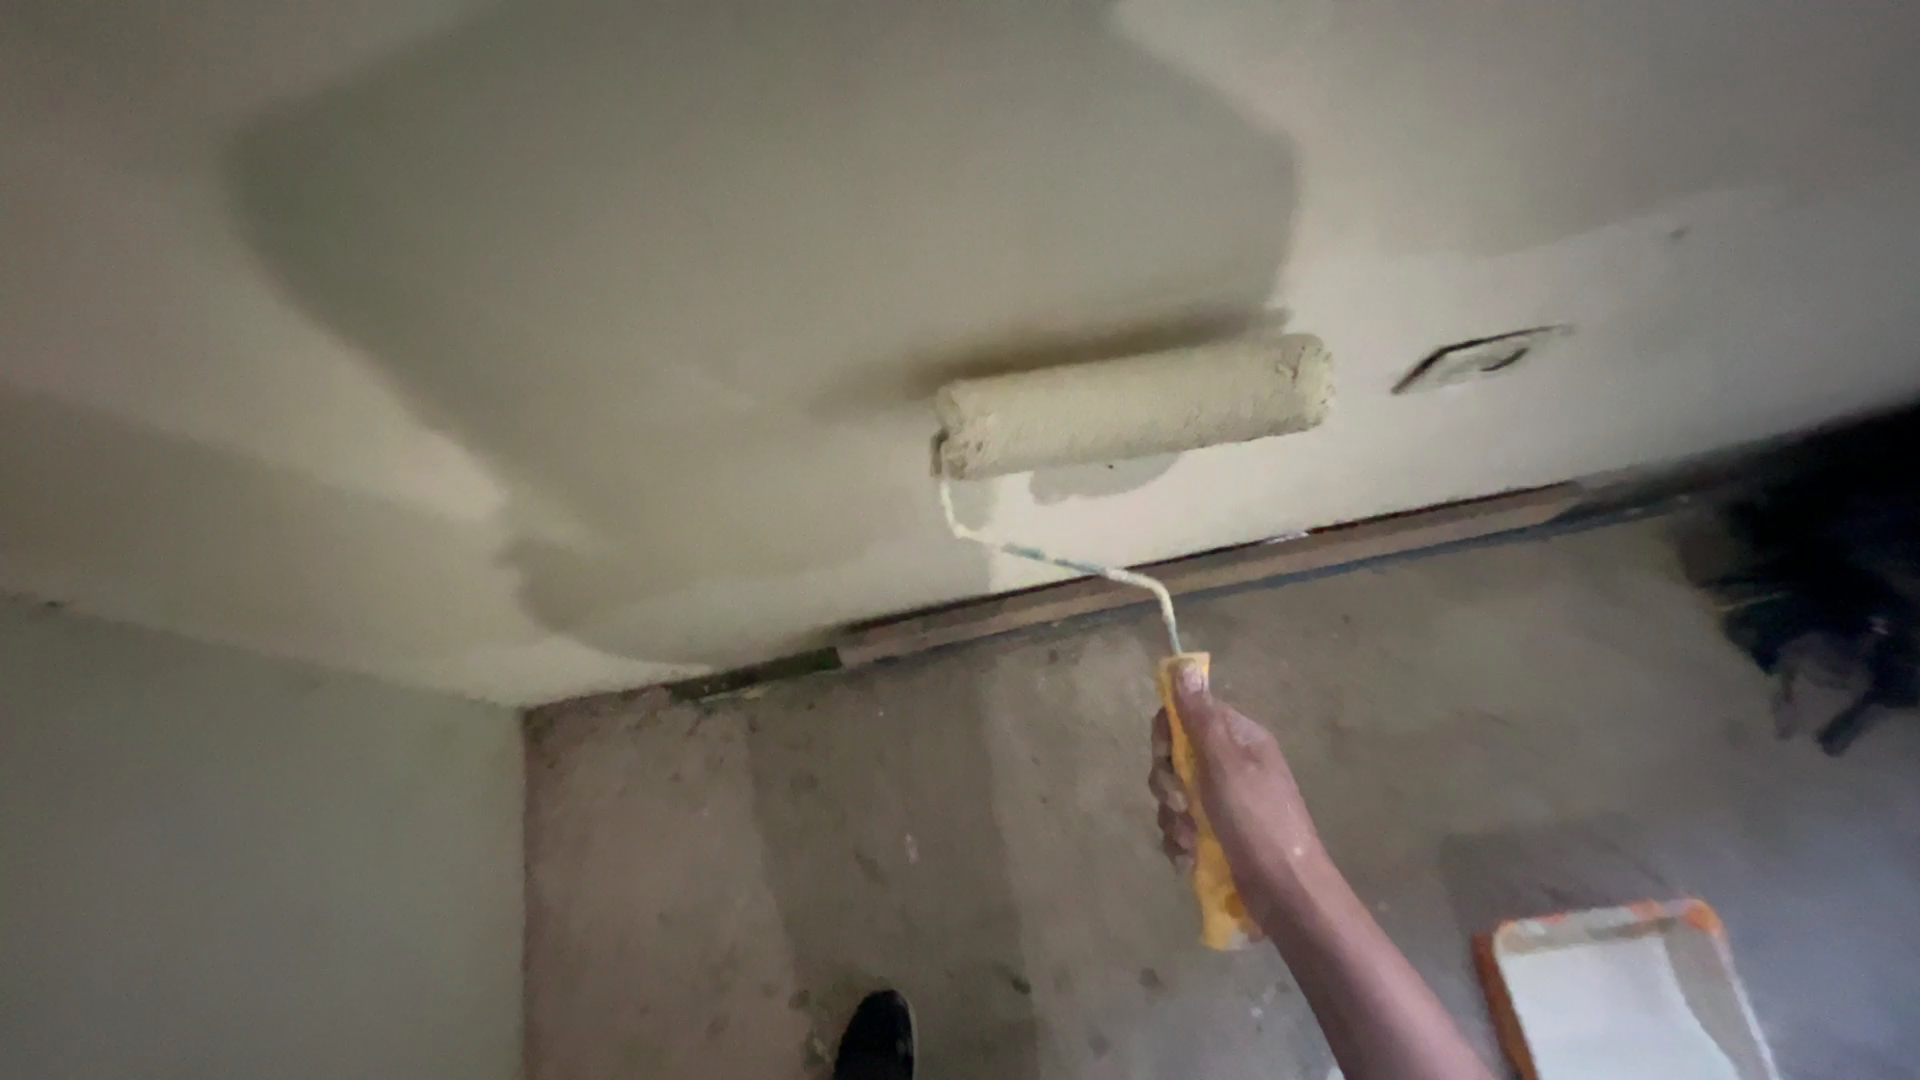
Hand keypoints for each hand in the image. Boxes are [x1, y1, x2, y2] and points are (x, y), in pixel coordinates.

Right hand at [1149, 659, 1325, 918]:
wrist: (1288, 895)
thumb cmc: (1260, 822)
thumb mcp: (1226, 764)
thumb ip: (1200, 717)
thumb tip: (1184, 665)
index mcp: (1238, 740)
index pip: (1185, 716)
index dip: (1167, 736)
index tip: (1167, 758)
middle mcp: (1229, 766)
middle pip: (1172, 759)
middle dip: (1168, 786)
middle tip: (1184, 806)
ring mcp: (1222, 803)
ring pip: (1172, 797)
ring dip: (1174, 820)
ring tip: (1192, 841)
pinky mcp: (1215, 836)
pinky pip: (1179, 829)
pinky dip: (1180, 844)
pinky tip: (1190, 859)